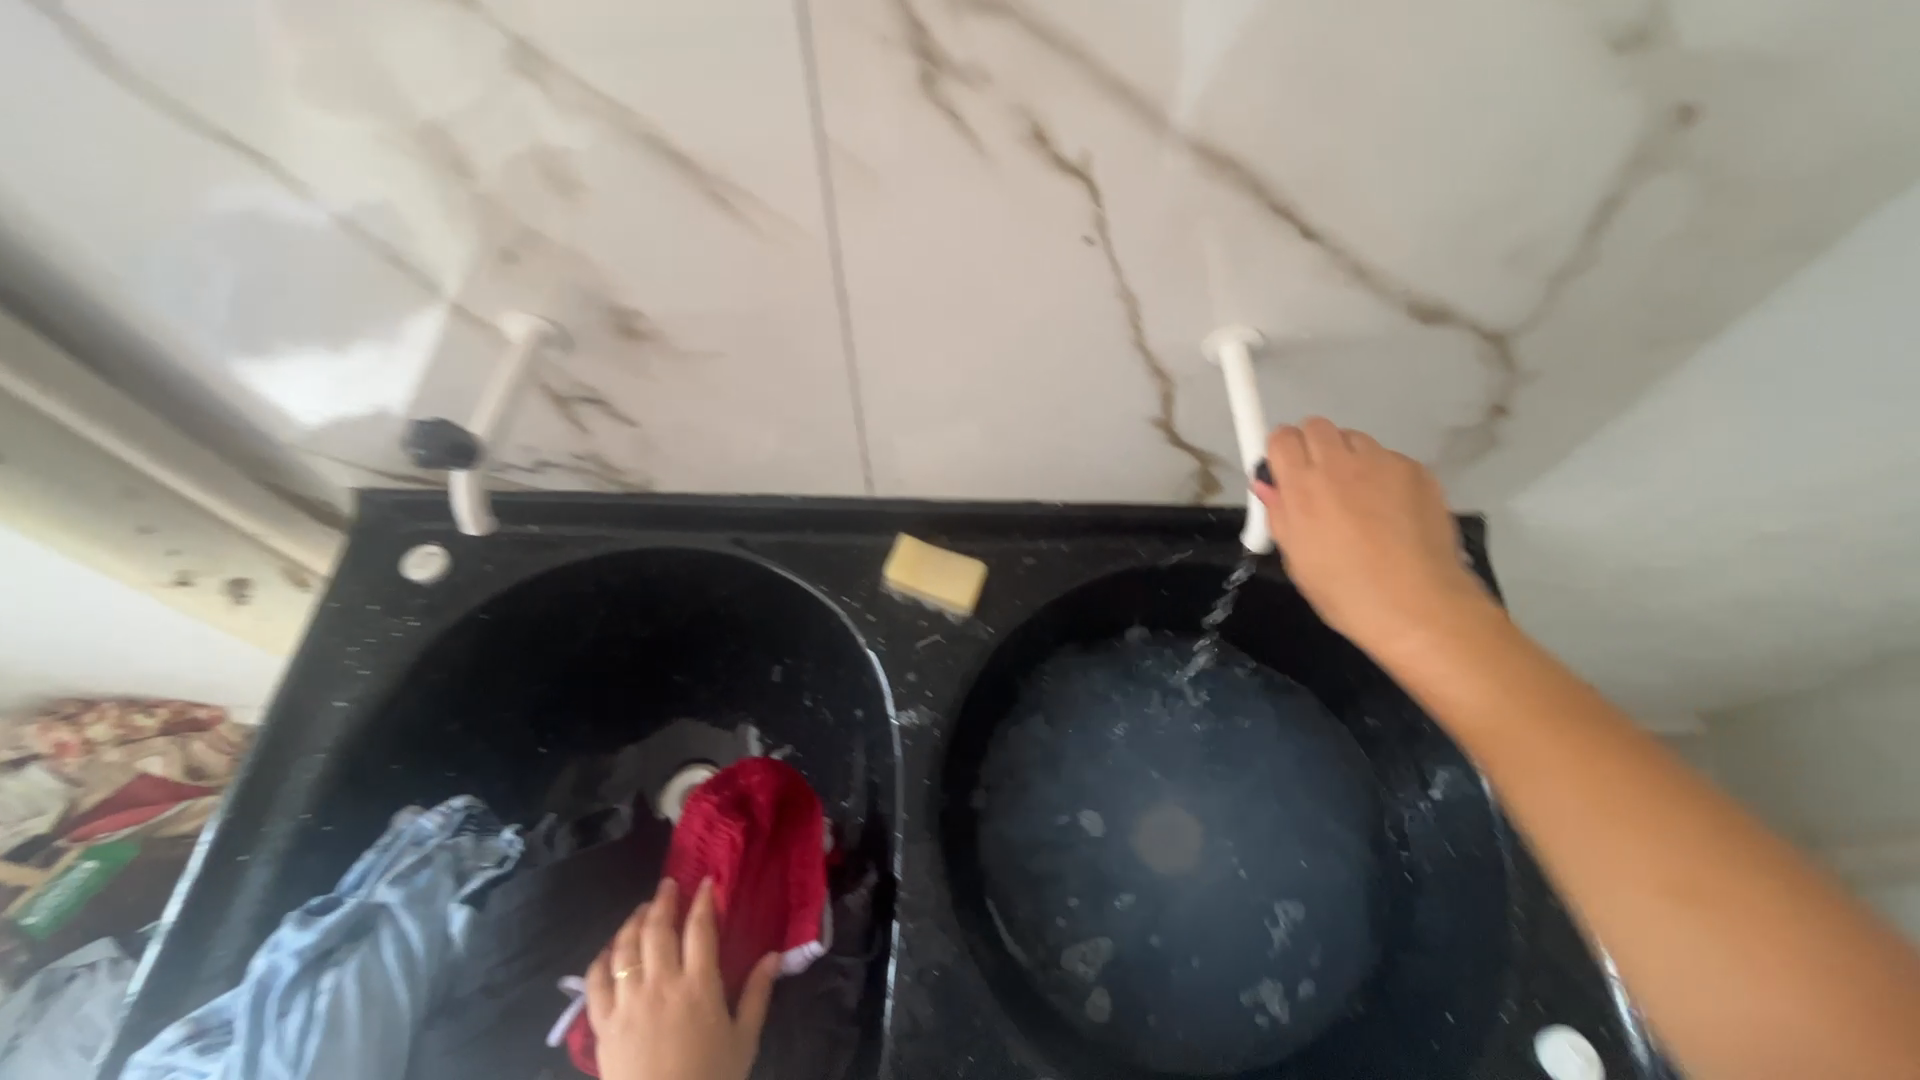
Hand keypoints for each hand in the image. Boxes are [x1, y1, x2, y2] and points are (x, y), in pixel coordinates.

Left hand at [587, 878, 780, 1079]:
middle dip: (664, 901)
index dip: (704, 901)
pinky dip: (602, 958)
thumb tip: (774, 955)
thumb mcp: (745, 1040)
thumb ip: (758, 994)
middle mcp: (661, 984)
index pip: (701, 928)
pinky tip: (610, 950)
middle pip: (658, 929)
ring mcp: (627, 1003)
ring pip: (626, 948)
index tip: (706, 882)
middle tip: (669, 886)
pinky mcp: (603, 1024)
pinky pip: (596, 981)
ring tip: (642, 910)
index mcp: (699, 986)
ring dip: (633, 922)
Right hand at [1252, 418, 1495, 656]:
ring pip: (1355, 440)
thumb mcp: (1296, 558)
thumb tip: (1268, 486)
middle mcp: (1341, 463)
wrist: (1416, 605)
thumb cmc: (1344, 590)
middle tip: (1318, 482)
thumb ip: (1280, 514)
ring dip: (1349, 459)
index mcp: (1303, 486)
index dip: (1280, 452)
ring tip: (1359, 498)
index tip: (1285, 473)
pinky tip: (1392, 511)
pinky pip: (1390, 459)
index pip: (1281, 437)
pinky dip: (1383, 476)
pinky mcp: (1418, 470)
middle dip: (1312, 447)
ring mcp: (1384, 463)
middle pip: (1317, 426)